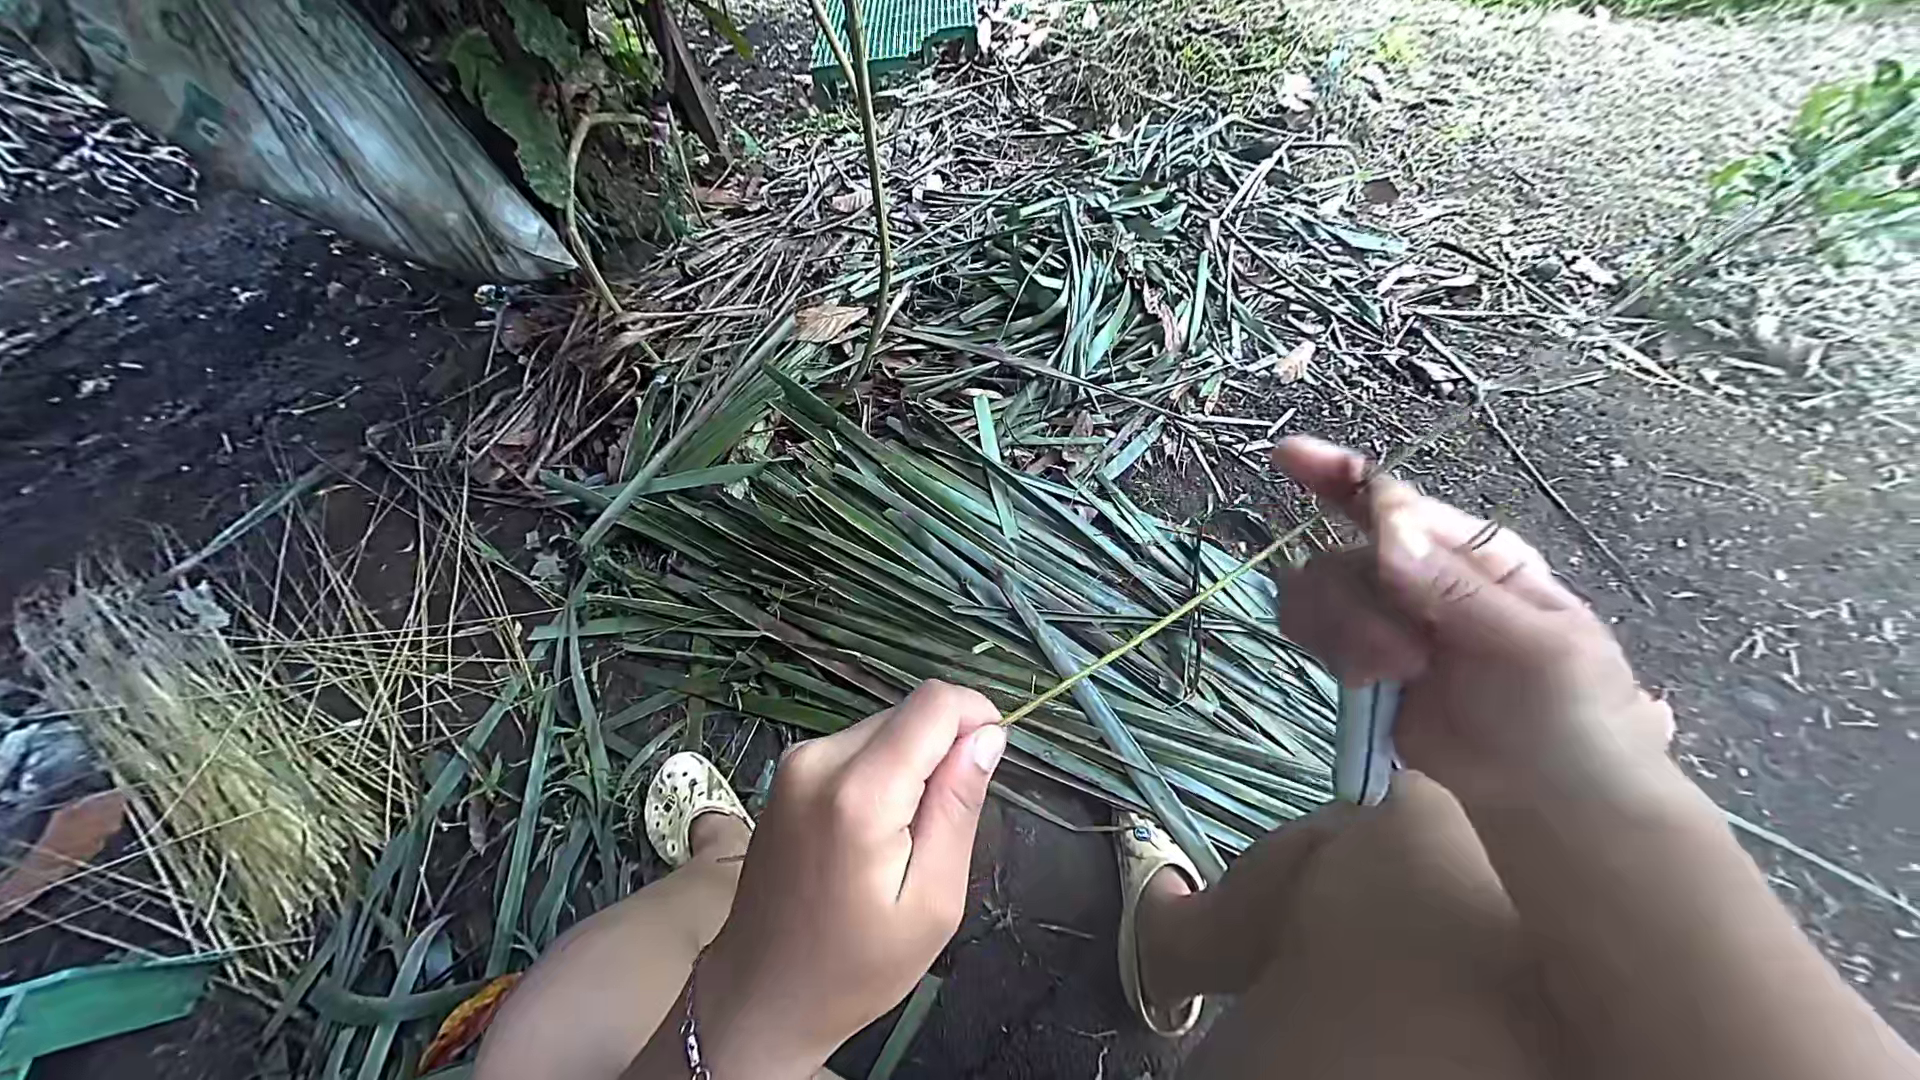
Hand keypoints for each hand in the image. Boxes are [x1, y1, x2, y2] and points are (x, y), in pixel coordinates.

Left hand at [692, 681, 1005, 1077]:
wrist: (758, 994)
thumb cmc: (855, 965)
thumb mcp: (933, 900)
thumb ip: (960, 806)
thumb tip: (989, 735)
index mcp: (859, 792)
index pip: (934, 703)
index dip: (975, 715)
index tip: (989, 756)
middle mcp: (822, 757)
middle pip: (911, 712)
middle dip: (945, 746)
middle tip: (946, 817)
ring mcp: (798, 758)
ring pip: (887, 724)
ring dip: (915, 758)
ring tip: (908, 830)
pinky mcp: (790, 767)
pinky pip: (860, 742)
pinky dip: (885, 766)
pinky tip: (877, 824)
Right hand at [1272, 437, 1674, 809]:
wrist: (1542, 791)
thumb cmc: (1566, 711)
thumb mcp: (1535, 646)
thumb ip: (1455, 589)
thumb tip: (1383, 533)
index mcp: (1465, 552)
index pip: (1390, 499)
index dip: (1336, 473)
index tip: (1287, 456)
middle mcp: (1410, 571)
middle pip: (1337, 558)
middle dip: (1357, 611)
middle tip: (1402, 660)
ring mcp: (1375, 612)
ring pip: (1312, 593)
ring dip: (1340, 637)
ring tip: (1390, 677)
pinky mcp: (1349, 649)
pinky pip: (1302, 626)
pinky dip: (1321, 648)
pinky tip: (1363, 679)